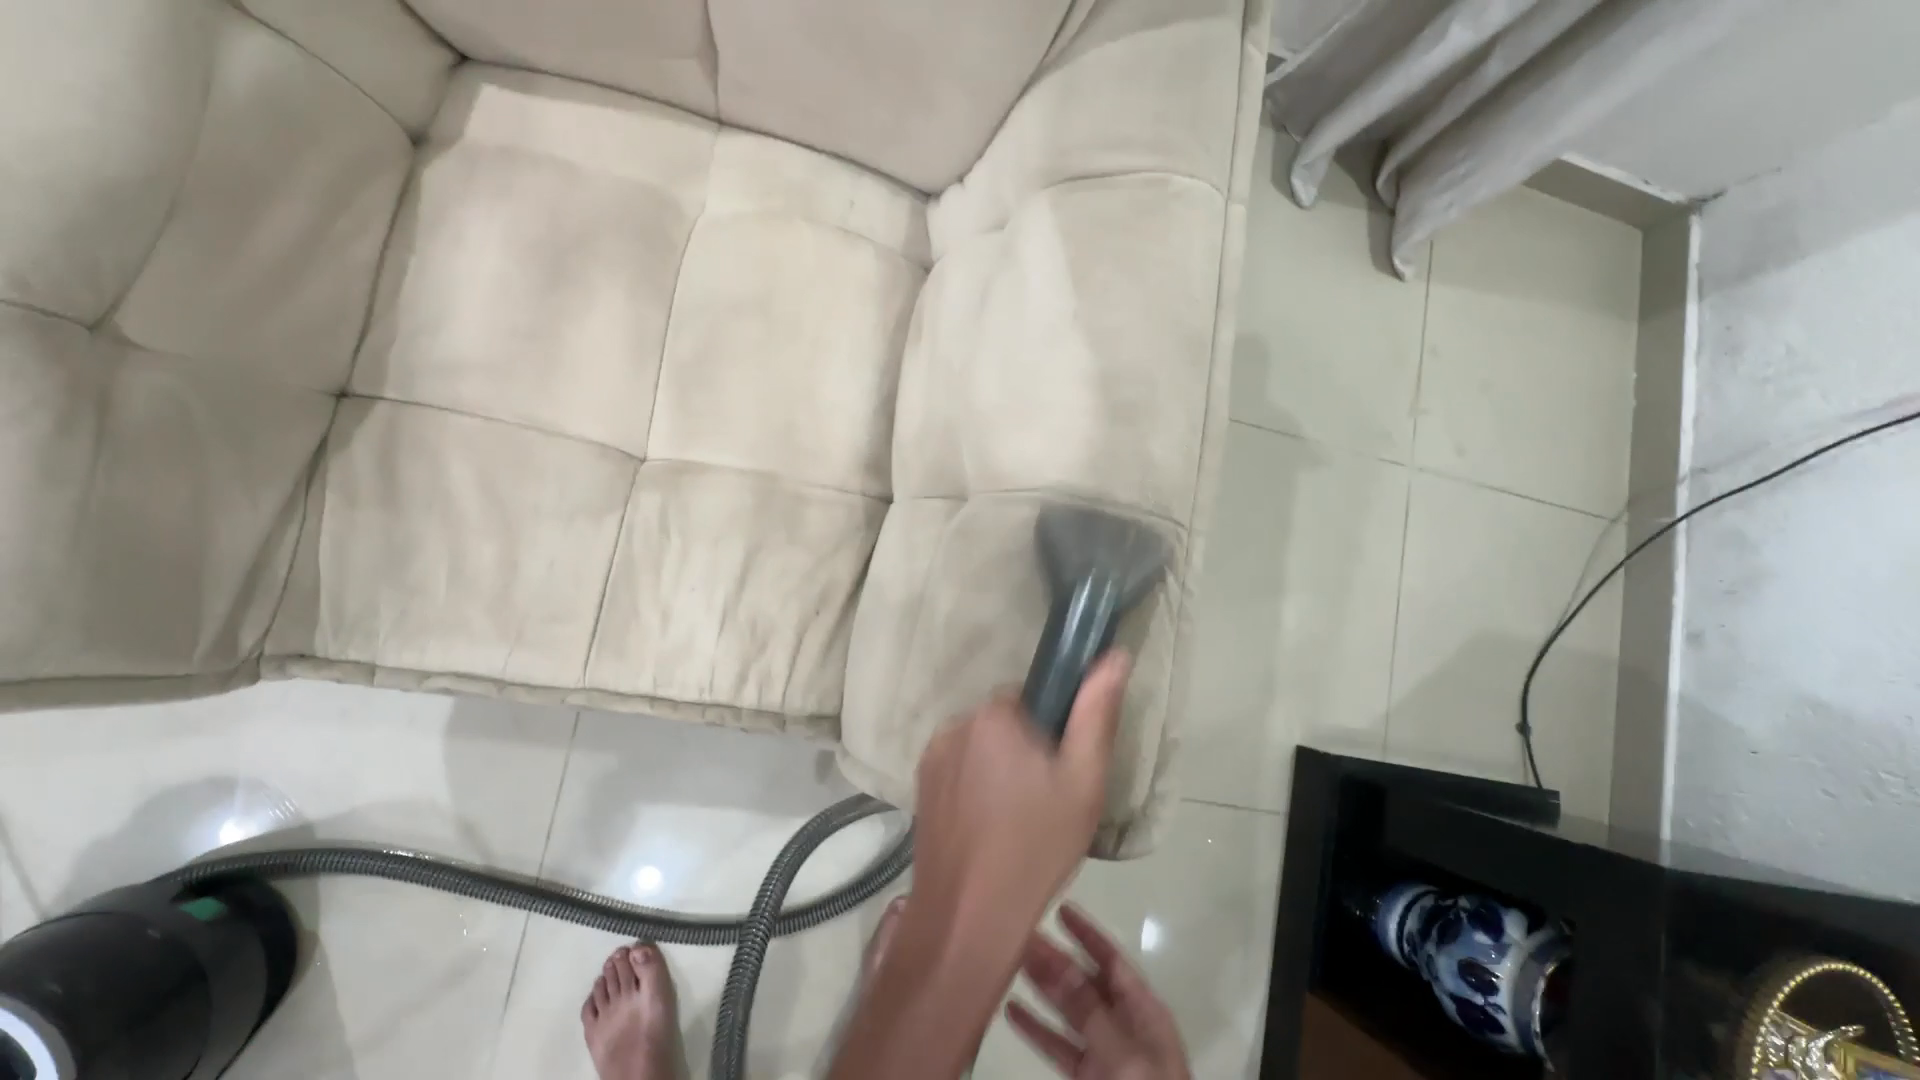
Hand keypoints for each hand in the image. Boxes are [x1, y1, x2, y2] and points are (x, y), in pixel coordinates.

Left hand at [827, 655, 1131, 1079]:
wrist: (969, 916)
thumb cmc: (1035, 847)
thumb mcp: (1083, 781)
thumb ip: (1097, 713)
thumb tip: (1115, 656)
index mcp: (992, 715)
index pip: (1030, 697)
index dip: (1053, 729)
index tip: (1063, 768)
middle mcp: (953, 725)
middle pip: (1002, 722)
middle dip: (1025, 750)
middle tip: (1046, 800)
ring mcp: (930, 758)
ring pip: (979, 748)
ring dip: (998, 769)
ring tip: (1017, 820)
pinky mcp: (919, 789)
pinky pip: (957, 772)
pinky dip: (975, 789)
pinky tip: (989, 829)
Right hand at [1008, 903, 1190, 1079]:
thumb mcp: (1122, 1053)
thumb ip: (1086, 1009)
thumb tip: (1055, 960)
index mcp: (1145, 1012)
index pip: (1113, 961)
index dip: (1088, 935)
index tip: (1059, 909)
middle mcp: (1124, 1027)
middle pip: (1085, 984)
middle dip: (1055, 959)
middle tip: (1019, 934)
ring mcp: (1106, 1056)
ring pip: (1068, 1014)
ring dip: (1040, 991)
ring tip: (1009, 964)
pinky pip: (1059, 1048)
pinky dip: (1036, 1030)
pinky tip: (1010, 1012)